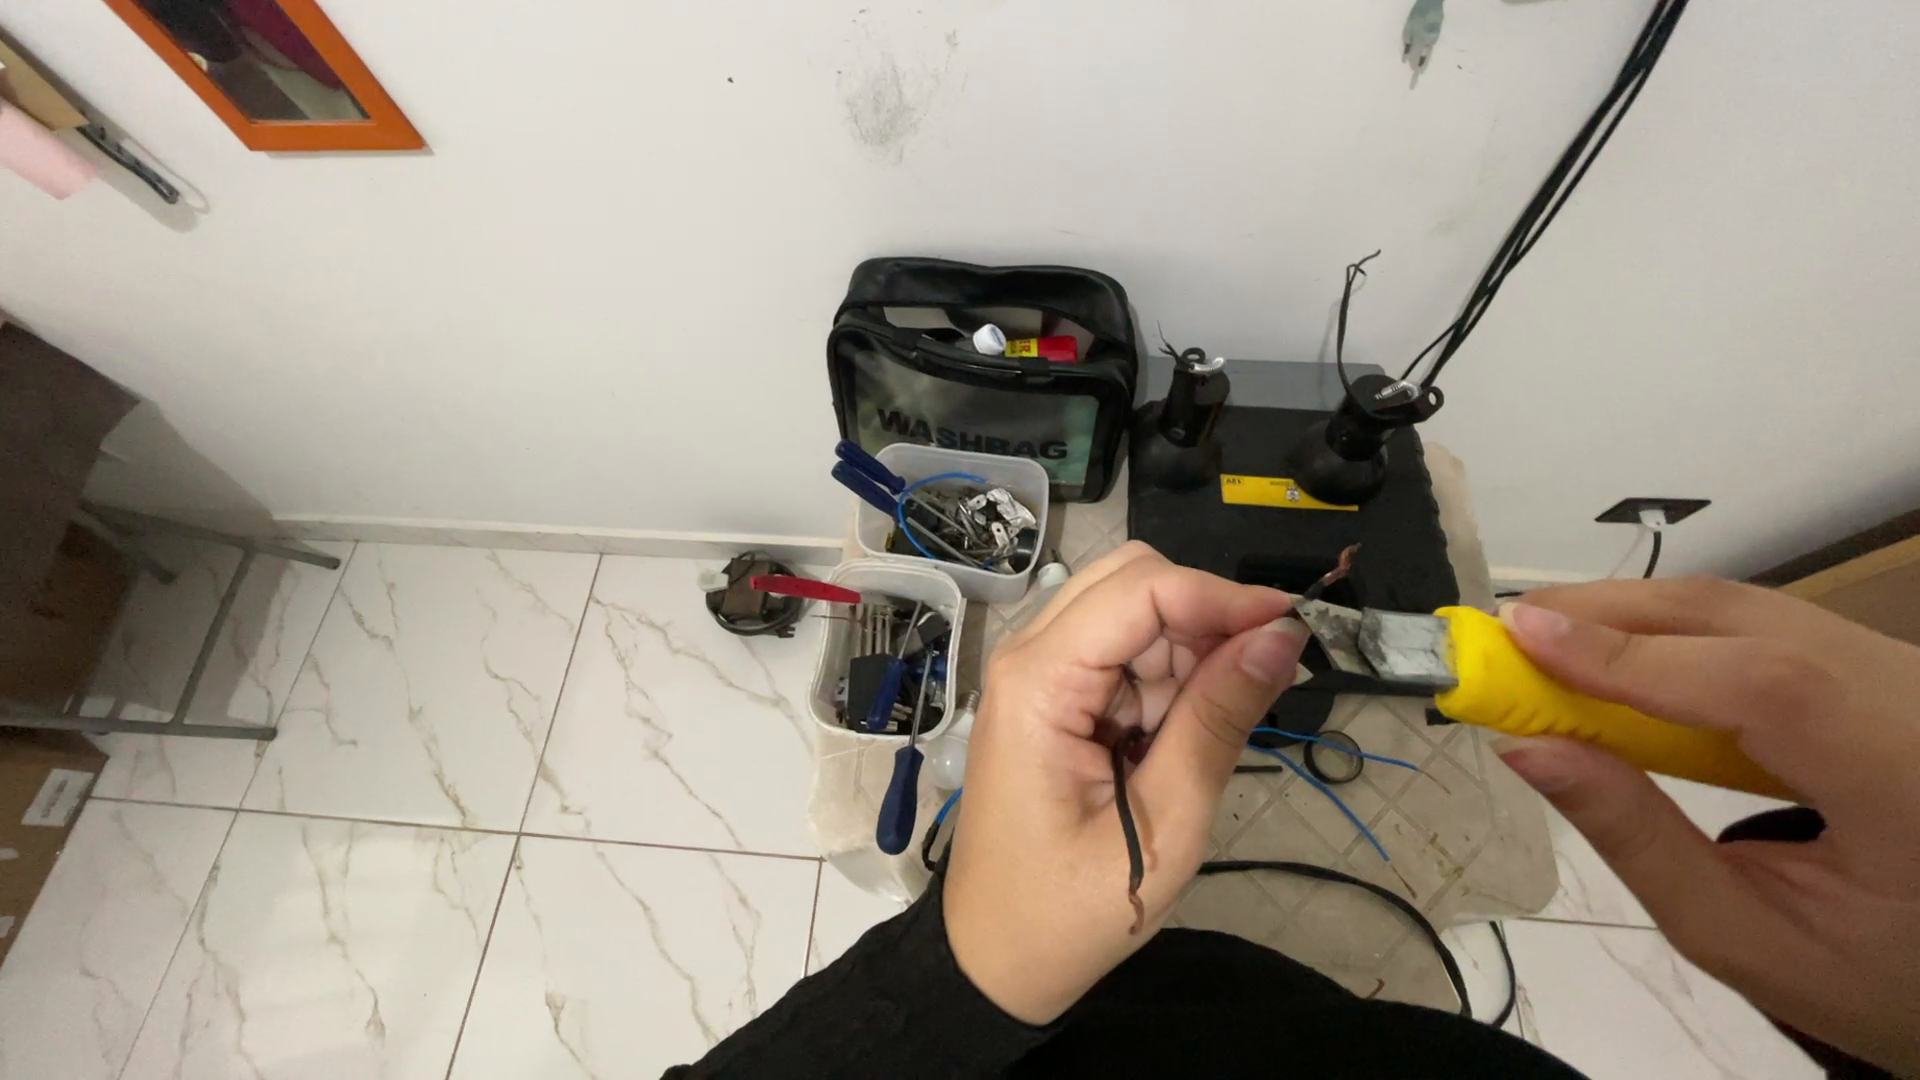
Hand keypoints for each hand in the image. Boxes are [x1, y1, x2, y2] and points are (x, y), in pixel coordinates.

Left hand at [941, 542, 1306, 1024]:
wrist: (999, 953)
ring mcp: (1034, 670)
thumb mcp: (1164, 822)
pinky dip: (1163, 673)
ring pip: (1128, 609)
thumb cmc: (1071, 907)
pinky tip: (1176, 729)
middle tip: (1251, 679)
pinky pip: (1117, 649)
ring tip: (1207, 725)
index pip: (1139, 591)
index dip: (1219, 596)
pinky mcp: (1049, 692)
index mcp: (1038, 680)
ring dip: (1184, 647)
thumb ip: (1218, 719)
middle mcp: (1027, 655)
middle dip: (1200, 615)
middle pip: (1128, 581)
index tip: (1291, 626)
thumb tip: (1281, 637)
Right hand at [1495, 578, 1919, 1076]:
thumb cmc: (1880, 979)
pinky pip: (1763, 624)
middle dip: (1611, 613)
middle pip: (1748, 620)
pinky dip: (1669, 627)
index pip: (1767, 686)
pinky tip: (1616, 650)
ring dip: (1631, 614)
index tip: (1519, 635)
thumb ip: (1630, 835)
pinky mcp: (1886, 669)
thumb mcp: (1742, 936)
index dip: (1632, 653)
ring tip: (1545, 638)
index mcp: (1915, 785)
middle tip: (1509, 630)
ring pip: (1751, 609)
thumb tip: (1520, 746)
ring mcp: (1914, 677)